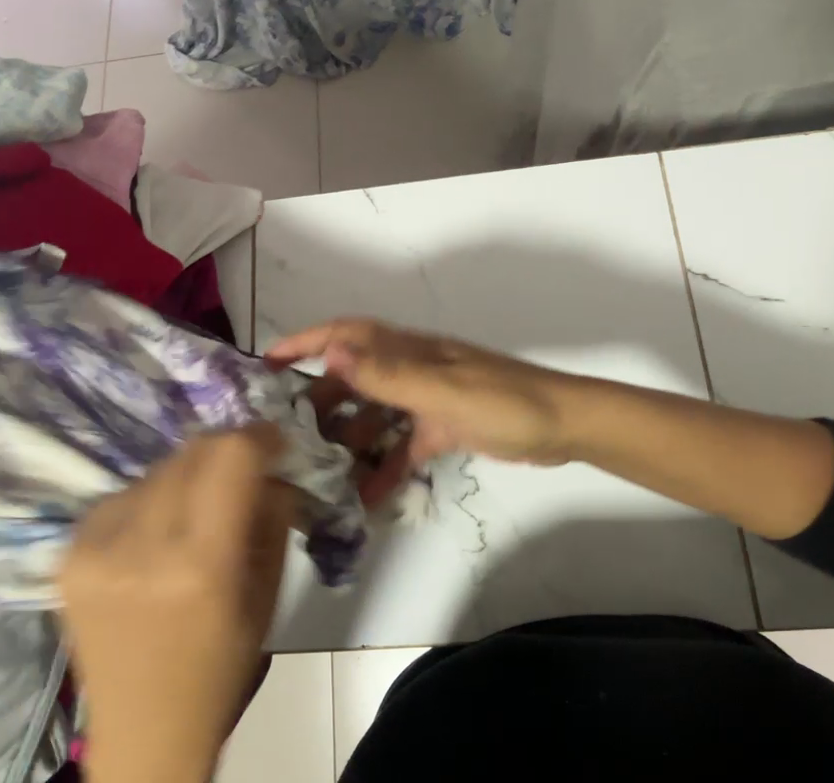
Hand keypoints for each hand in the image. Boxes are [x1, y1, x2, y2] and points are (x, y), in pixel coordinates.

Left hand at [57, 425, 296, 782]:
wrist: (144, 730)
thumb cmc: (221, 666)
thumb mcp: (267, 594)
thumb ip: (272, 518)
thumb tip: (271, 465)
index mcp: (202, 563)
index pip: (231, 455)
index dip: (258, 437)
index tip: (275, 444)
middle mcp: (142, 546)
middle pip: (191, 452)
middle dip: (225, 452)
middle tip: (242, 473)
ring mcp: (95, 548)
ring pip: (155, 470)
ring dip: (185, 478)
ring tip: (194, 515)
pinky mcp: (67, 556)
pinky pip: (120, 497)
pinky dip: (147, 502)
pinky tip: (153, 538)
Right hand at [265, 319, 581, 504]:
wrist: (566, 426)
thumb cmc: (507, 403)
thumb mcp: (445, 391)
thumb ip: (389, 375)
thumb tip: (332, 353)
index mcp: (412, 350)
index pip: (349, 335)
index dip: (307, 341)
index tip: (267, 363)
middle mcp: (415, 369)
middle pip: (356, 376)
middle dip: (321, 399)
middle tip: (289, 435)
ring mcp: (430, 399)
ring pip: (376, 413)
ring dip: (350, 438)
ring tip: (320, 473)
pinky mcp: (444, 427)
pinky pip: (403, 445)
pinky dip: (384, 466)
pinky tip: (365, 498)